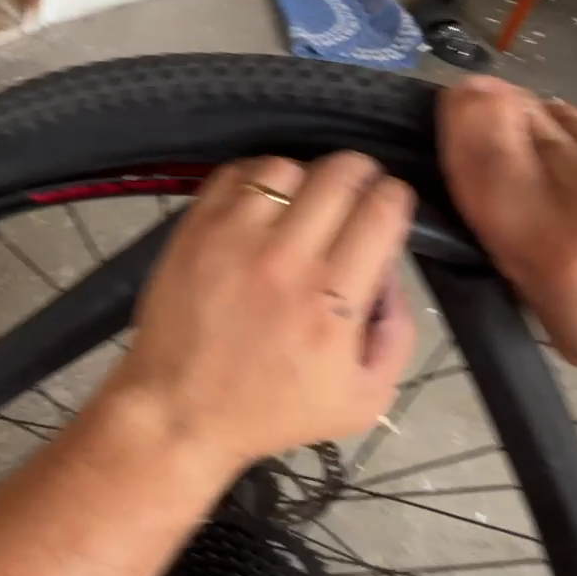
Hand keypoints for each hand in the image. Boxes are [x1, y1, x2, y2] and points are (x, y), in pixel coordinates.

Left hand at [101, 152, 417, 472]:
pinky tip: (264, 197)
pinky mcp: (195, 228)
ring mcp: (233, 237)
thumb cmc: (271, 408)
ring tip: (305, 197)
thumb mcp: (363, 398)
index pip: (380, 212)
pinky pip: (235, 173)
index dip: (396, 195)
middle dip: (360, 172)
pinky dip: (257, 175)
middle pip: (337, 175)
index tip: (391, 201)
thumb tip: (391, 265)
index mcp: (331, 302)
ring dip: (305, 175)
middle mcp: (284, 259)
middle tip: (357, 188)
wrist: (180, 407)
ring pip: (285, 167)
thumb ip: (396, 331)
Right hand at [437, 77, 576, 422]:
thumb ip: (522, 262)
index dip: (460, 124)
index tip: (450, 99)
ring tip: (532, 126)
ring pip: (565, 130)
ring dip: (539, 123)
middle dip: (490, 108)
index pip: (484, 167)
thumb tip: (491, 196)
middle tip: (475, 95)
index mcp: (559, 261)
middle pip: (518, 132)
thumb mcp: (573, 332)